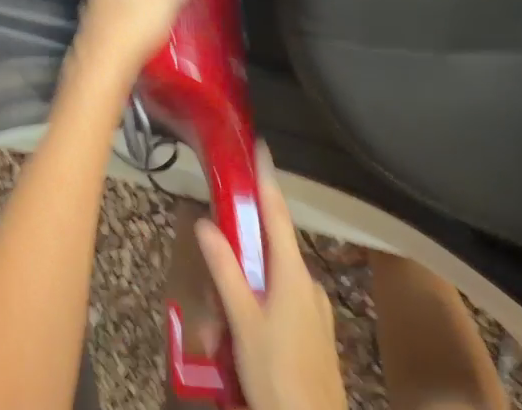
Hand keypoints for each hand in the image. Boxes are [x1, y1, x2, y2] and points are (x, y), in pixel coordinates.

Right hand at [196, 144, 347, 409]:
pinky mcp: (313, 332)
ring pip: (272, 281)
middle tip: (214, 273)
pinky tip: (241, 336)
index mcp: (293, 275)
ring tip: (221, 327)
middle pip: (270, 251)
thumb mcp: (242, 321)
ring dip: (245, 289)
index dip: (267, 182)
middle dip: (239, 254)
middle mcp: (308, 284)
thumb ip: (225, 271)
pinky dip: (258, 306)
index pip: (277, 216)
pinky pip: (281, 303)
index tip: (260, 149)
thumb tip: (207, 224)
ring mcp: (314, 310)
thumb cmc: (276, 372)